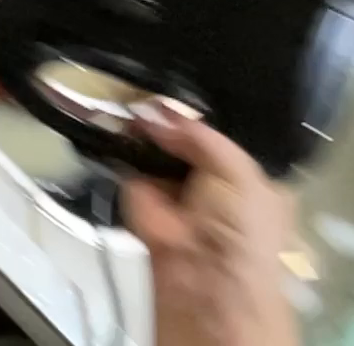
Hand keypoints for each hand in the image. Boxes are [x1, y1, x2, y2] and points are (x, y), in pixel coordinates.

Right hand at [122, 100, 298, 345]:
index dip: (199, 113)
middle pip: (184, 134)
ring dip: (137, 121)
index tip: (174, 84)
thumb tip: (155, 109)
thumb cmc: (239, 225)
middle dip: (164, 113)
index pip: (222, 134)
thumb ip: (201, 136)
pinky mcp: (134, 184)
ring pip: (152, 141)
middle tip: (140, 85)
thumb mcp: (239, 173)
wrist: (199, 267)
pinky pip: (124, 154)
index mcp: (248, 176)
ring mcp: (170, 179)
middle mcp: (210, 175)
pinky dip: (114, 137)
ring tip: (119, 93)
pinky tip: (105, 114)